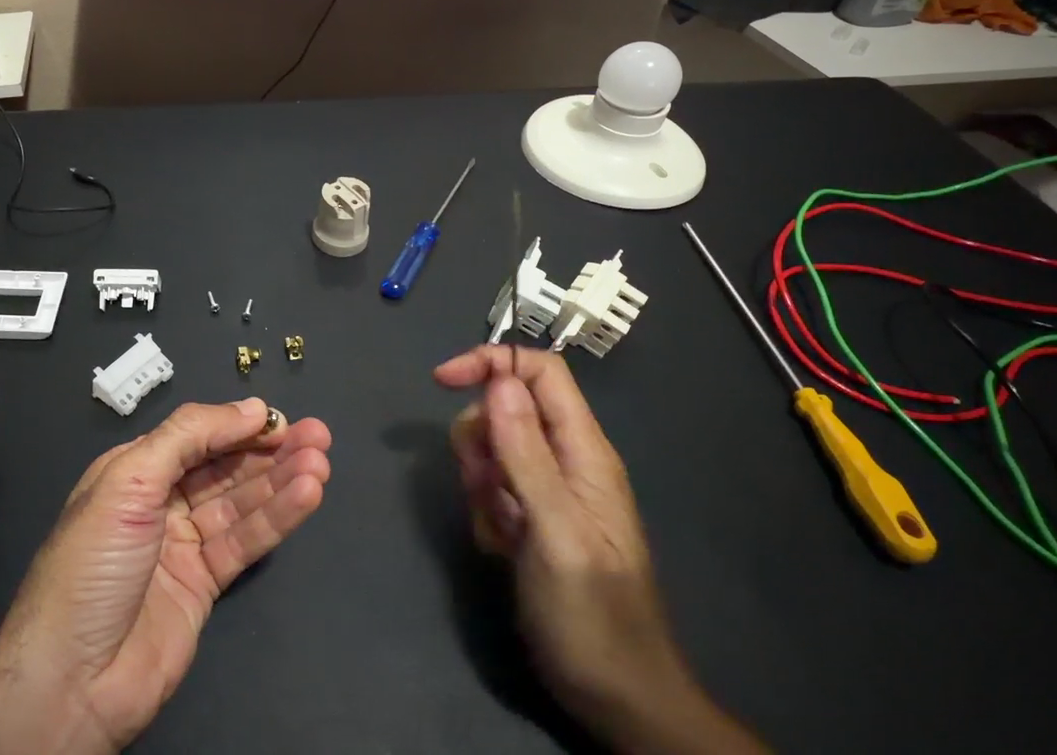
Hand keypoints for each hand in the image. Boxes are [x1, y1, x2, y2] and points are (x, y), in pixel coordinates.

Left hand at [0, 398, 332, 754]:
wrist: (73, 678)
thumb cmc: (90, 566)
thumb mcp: (127, 482)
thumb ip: (188, 437)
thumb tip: (248, 408)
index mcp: (132, 471)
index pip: (195, 436)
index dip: (237, 425)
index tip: (280, 419)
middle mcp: (159, 502)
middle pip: (224, 467)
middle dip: (269, 450)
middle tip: (319, 436)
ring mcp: (183, 545)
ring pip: (241, 502)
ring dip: (282, 481)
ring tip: (321, 464)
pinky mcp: (205, 584)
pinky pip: (246, 542)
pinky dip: (277, 518)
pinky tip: (306, 496)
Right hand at [436, 347, 765, 754]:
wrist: (615, 692)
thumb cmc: (591, 613)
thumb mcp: (554, 530)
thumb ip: (526, 454)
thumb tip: (499, 381)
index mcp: (583, 450)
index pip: (539, 372)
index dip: (491, 363)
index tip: (441, 381)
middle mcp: (567, 461)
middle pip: (505, 409)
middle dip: (479, 441)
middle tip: (488, 490)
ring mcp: (548, 492)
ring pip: (492, 451)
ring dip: (480, 484)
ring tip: (502, 531)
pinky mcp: (531, 521)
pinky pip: (490, 491)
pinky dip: (485, 513)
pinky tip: (504, 550)